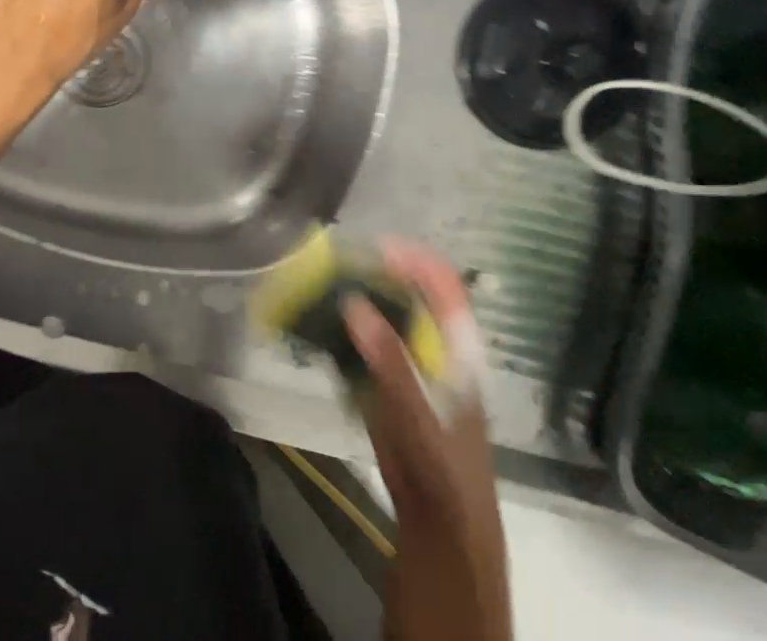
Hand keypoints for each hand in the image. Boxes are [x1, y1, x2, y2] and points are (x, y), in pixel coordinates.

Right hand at [345, 243, 510, 640]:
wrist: (439, 520)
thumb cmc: (442, 466)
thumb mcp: (417, 413)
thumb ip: (390, 362)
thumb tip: (356, 306)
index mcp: (454, 354)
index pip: (446, 292)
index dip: (418, 263)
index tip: (378, 246)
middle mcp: (432, 353)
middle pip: (407, 300)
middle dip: (372, 277)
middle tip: (332, 264)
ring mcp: (407, 371)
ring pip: (379, 323)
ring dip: (350, 302)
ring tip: (313, 286)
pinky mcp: (384, 391)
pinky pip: (359, 350)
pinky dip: (337, 334)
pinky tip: (312, 328)